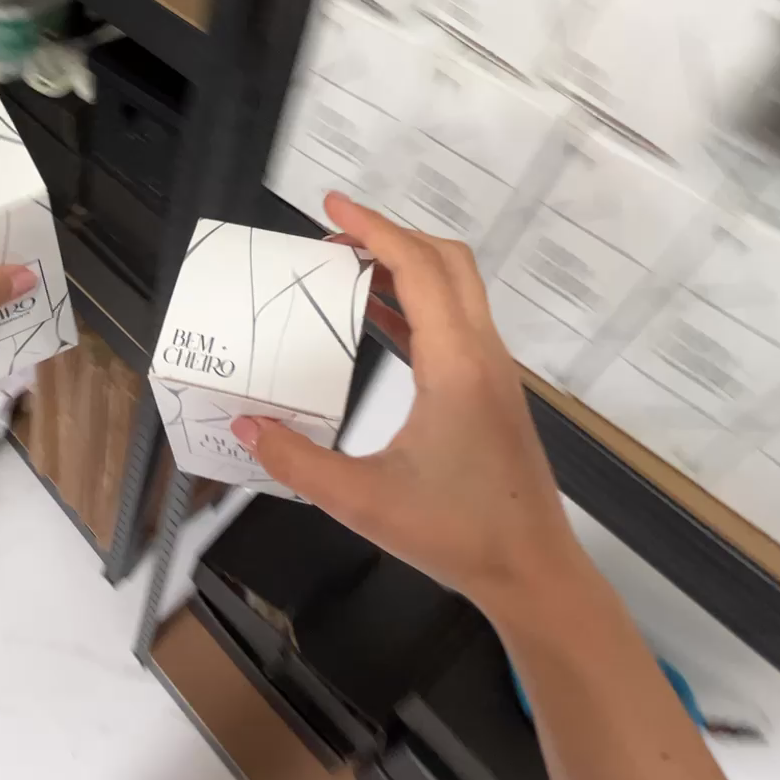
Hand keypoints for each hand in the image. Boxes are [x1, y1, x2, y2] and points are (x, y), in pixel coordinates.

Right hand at [230, 192, 579, 606]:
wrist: (534, 571)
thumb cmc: (456, 534)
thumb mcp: (361, 500)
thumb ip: (295, 462)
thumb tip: (246, 425)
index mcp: (455, 366)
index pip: (418, 268)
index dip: (373, 229)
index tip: (331, 208)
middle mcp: (482, 355)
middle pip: (446, 262)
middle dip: (389, 236)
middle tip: (333, 238)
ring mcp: (492, 371)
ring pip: (455, 289)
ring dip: (404, 267)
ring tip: (346, 270)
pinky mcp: (490, 389)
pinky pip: (454, 322)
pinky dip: (414, 303)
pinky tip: (377, 320)